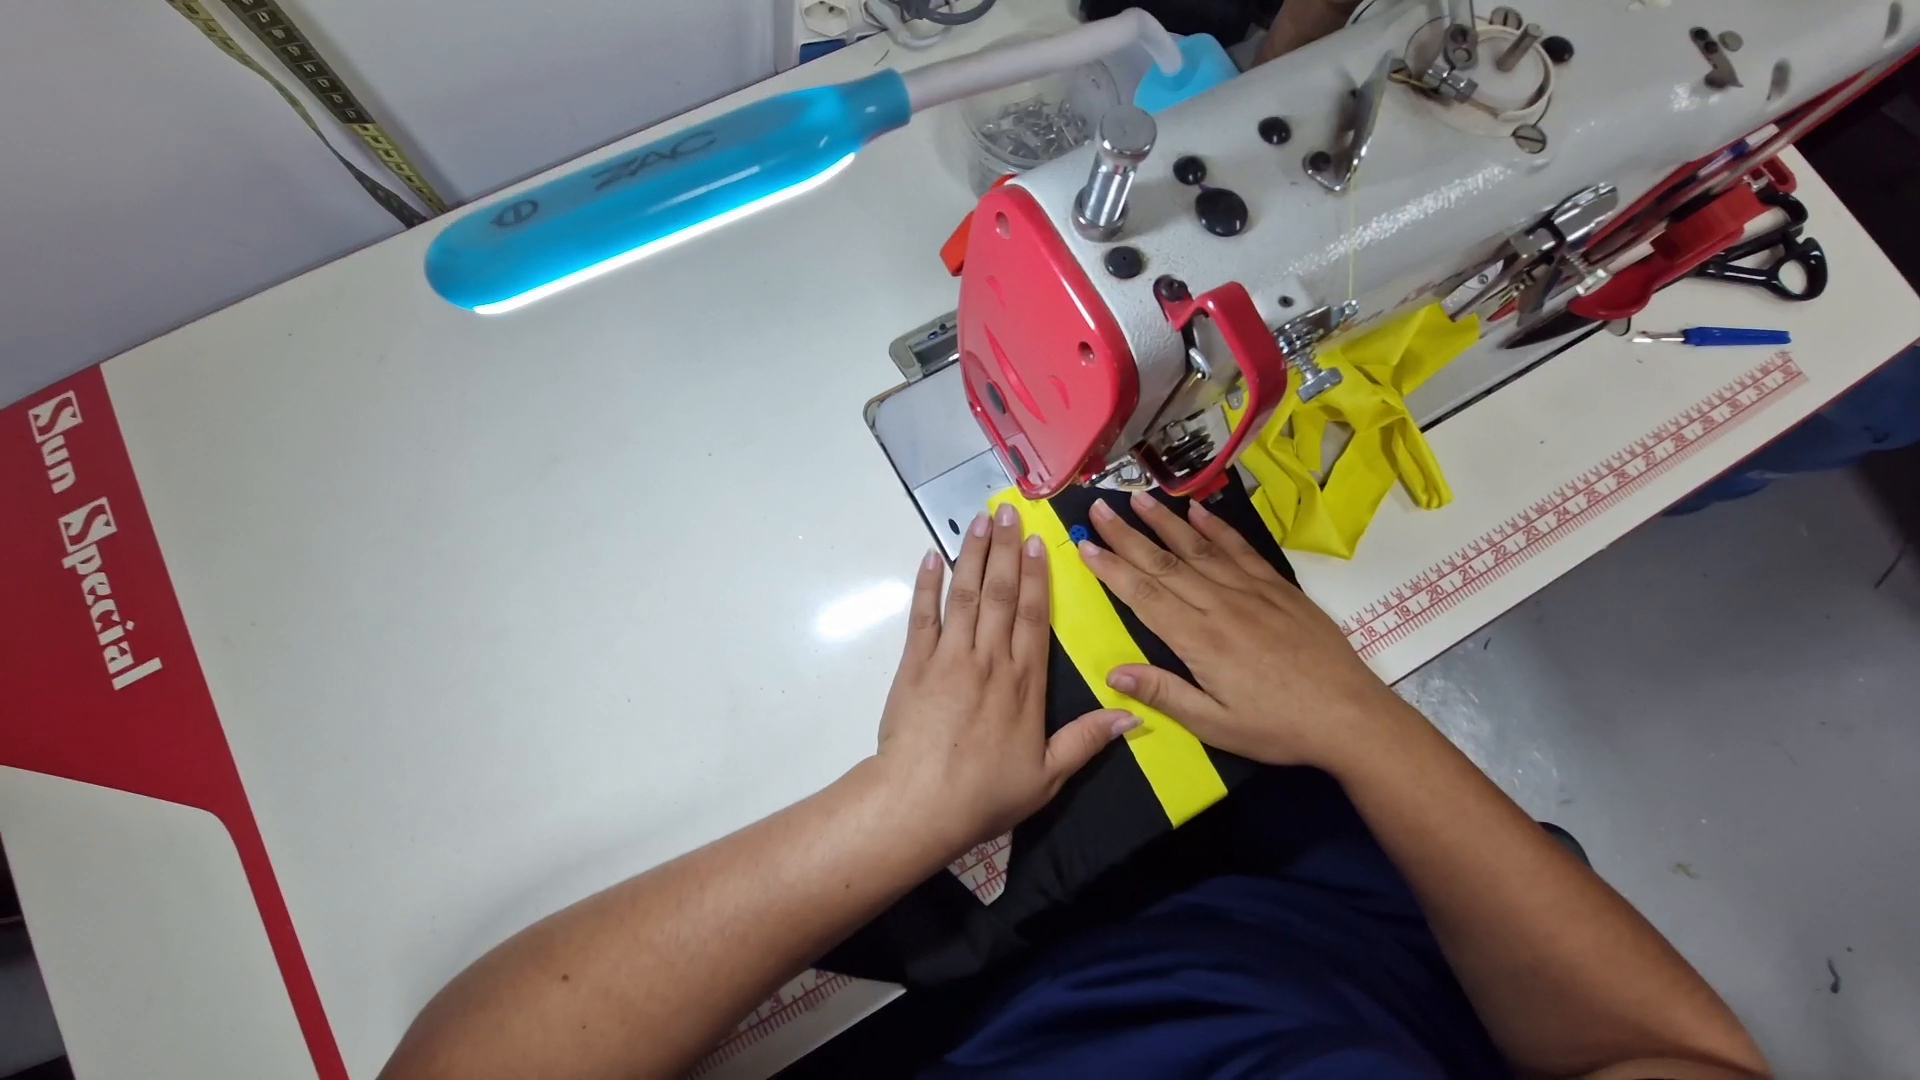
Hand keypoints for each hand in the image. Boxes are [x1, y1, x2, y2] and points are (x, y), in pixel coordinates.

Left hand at [875, 503, 1134, 855]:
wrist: (920, 803)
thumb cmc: (986, 793)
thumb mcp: (1048, 776)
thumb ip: (1087, 741)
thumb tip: (1133, 715)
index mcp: (1024, 682)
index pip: (1035, 616)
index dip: (1038, 576)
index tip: (1039, 543)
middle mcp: (990, 658)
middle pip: (1002, 593)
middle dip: (1006, 549)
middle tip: (1009, 511)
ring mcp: (950, 657)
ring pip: (966, 594)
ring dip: (973, 555)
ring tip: (980, 521)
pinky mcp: (915, 664)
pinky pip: (922, 615)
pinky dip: (926, 584)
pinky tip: (931, 557)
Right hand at [1077, 491, 1416, 769]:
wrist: (1351, 716)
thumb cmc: (1278, 727)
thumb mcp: (1216, 725)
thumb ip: (1164, 694)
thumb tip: (1114, 671)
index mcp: (1199, 641)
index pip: (1144, 596)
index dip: (1111, 569)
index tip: (1085, 545)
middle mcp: (1220, 606)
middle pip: (1164, 564)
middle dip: (1127, 535)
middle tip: (1100, 508)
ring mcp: (1252, 592)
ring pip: (1199, 549)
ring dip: (1166, 522)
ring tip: (1139, 499)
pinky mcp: (1278, 588)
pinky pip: (1241, 551)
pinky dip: (1218, 529)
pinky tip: (1198, 512)